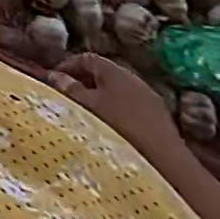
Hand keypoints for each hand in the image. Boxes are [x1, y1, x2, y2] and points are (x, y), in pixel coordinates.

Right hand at [47, 53, 184, 160]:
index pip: (86, 58)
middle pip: (104, 73)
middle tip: (68, 95)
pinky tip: (111, 128)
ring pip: (118, 91)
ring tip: (87, 113)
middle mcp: (133, 78)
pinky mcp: (159, 118)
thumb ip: (70, 89)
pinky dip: (116, 110)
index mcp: (114, 71)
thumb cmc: (119, 126)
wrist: (165, 161)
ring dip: (101, 97)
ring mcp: (149, 98)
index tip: (54, 77)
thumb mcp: (88, 106)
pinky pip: (131, 106)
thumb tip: (55, 75)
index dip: (68, 65)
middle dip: (84, 81)